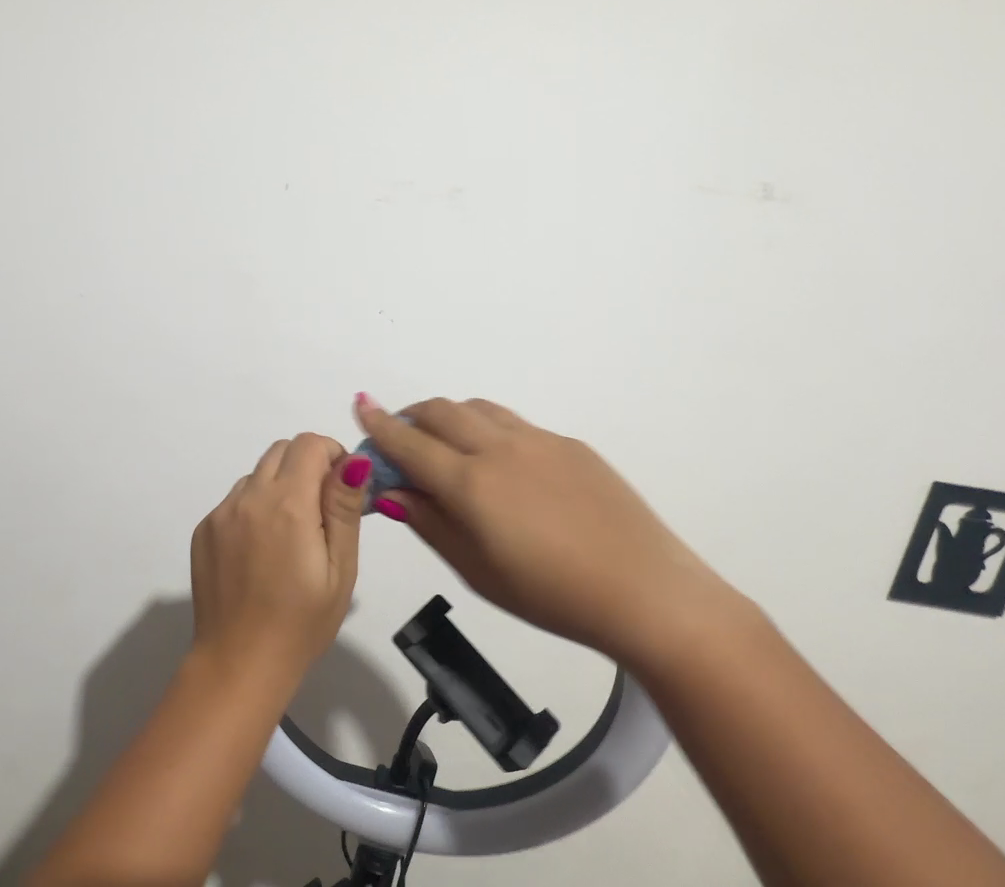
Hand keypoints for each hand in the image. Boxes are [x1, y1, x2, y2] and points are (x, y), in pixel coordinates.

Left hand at [189, 433, 372, 682]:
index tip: (343, 489)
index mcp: (287, 504)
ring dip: (279, 488)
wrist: (239, 662)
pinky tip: (262, 552)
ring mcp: (220, 513)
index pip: (309, 444)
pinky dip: (254, 509)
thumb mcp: (340, 568)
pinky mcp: (204, 531)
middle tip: (322, 512)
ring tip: (290, 538)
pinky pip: (235, 501)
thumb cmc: (302, 622)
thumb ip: (344, 508)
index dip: (333, 455)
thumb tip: (354, 460)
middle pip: (281, 451)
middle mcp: (248, 497)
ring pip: (256, 475)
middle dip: (308, 466)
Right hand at [356, 395, 736, 662]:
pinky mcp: (571, 445)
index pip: (410, 444)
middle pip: (440, 412)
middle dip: (410, 417)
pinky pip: (515, 424)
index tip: (360, 409)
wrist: (645, 592)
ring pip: (478, 409)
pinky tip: (500, 466)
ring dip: (449, 416)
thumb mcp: (477, 571)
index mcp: (471, 484)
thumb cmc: (550, 596)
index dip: (380, 427)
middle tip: (399, 437)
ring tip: (444, 442)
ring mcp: (540, 441)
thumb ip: (431, 523)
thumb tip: (393, 492)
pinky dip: (488, 430)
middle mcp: (500, 449)